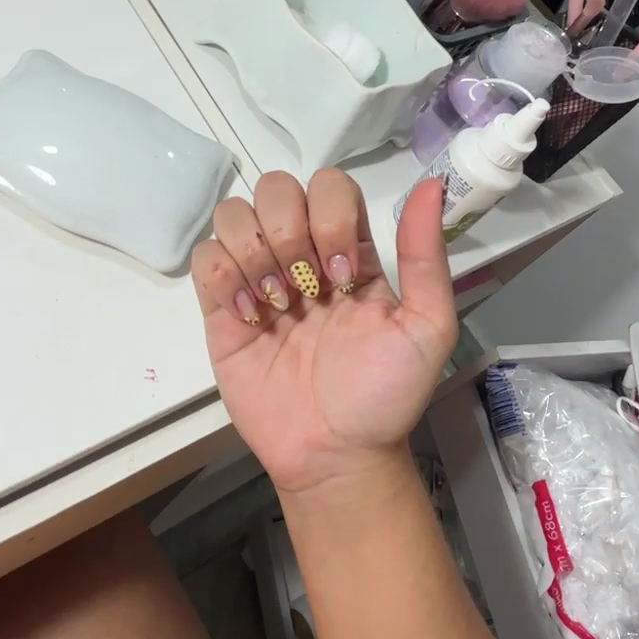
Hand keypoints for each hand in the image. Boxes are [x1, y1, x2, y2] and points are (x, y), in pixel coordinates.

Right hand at [189, 170, 458, 497]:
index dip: (330, 218)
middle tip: (305, 290)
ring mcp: (258, 277)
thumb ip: (426, 257)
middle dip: (287, 233)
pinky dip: (223, 277)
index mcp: (349, 249)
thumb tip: (434, 185)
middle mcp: (302, 252)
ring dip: (254, 253)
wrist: (335, 453)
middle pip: (275, 187)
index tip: (341, 278)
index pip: (329, 185)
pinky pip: (204, 256)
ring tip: (274, 305)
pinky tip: (248, 316)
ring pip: (234, 213)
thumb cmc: (384, 394)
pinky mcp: (221, 307)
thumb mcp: (426, 328)